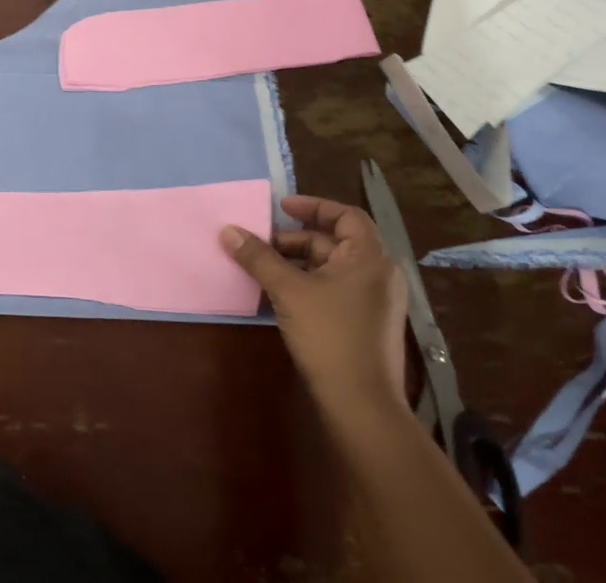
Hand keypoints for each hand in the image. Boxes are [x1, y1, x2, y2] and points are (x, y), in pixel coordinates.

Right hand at [222, 195, 407, 411]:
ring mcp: (374, 300)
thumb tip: (228, 230)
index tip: (280, 207)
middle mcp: (378, 274)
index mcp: (369, 258)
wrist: (360, 400)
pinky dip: (306, 282)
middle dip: (294, 239)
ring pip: (330, 266)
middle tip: (258, 244)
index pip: (346, 216)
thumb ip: (258, 257)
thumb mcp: (287, 290)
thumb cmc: (329, 334)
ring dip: (296, 262)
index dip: (313, 206)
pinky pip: (333, 287)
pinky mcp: (364, 321)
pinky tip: (278, 293)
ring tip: (261, 268)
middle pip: (334, 241)